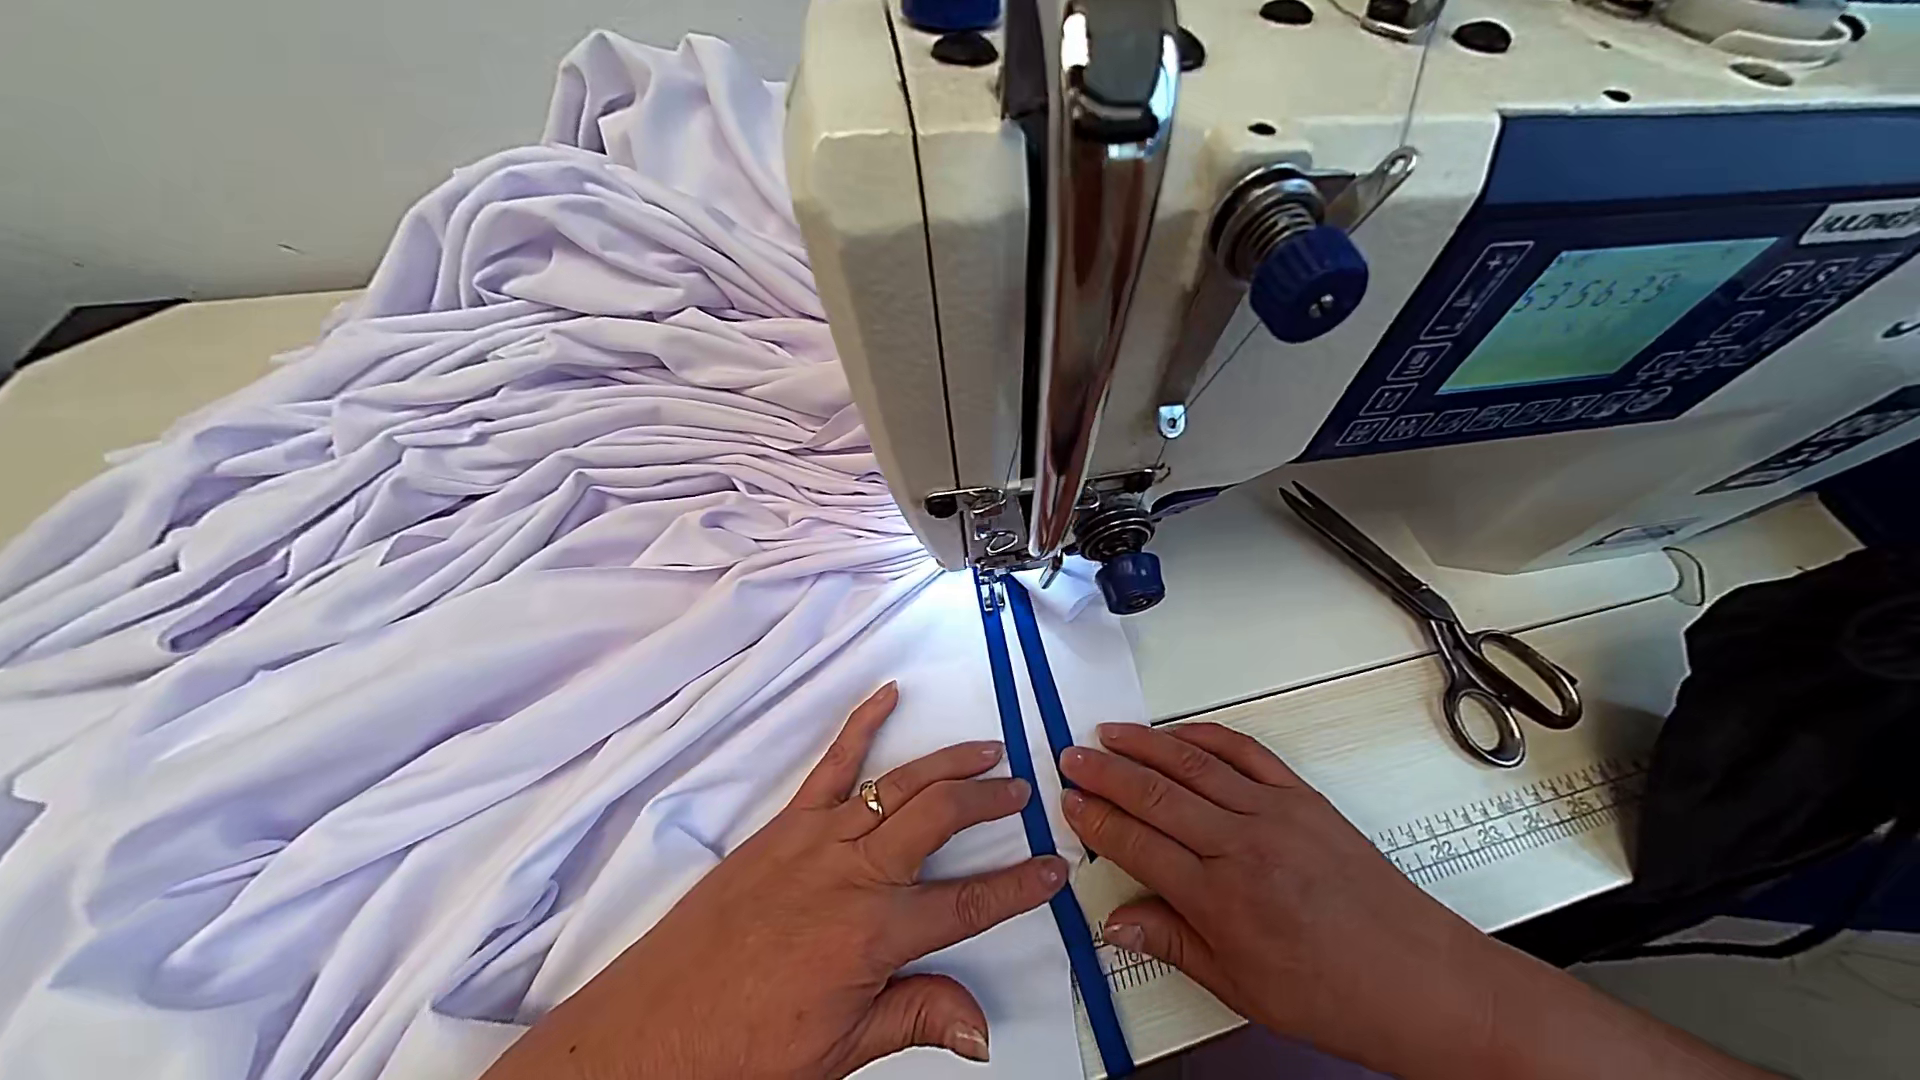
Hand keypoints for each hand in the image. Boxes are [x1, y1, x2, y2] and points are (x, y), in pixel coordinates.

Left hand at [484, 683, 1066, 1079]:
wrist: (651, 1032)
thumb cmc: (744, 1049)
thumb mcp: (841, 1048)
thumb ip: (916, 1015)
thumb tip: (981, 1028)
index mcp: (873, 934)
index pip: (969, 904)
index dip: (1020, 886)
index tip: (1053, 869)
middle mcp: (854, 872)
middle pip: (941, 816)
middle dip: (990, 800)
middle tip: (1021, 794)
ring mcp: (818, 837)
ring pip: (901, 783)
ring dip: (949, 762)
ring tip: (986, 750)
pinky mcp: (786, 822)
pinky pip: (831, 763)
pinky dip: (862, 724)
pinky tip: (886, 696)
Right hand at [1058, 721, 1499, 1073]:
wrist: (1426, 983)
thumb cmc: (1340, 994)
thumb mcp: (1242, 987)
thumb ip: (1171, 942)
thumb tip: (1117, 922)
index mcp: (1222, 898)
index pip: (1137, 843)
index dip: (1096, 819)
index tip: (1071, 802)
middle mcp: (1242, 845)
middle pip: (1154, 793)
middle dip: (1104, 771)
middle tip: (1073, 756)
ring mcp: (1273, 813)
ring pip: (1191, 763)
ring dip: (1143, 743)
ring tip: (1109, 732)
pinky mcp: (1302, 797)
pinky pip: (1245, 752)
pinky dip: (1206, 734)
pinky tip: (1178, 732)